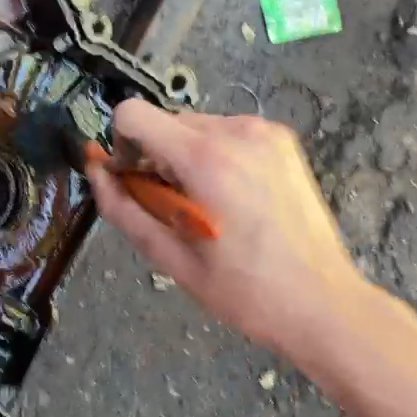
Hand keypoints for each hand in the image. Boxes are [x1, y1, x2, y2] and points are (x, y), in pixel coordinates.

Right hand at [86, 100, 379, 362]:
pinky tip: (229, 199)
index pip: (132, 114)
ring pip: (192, 128)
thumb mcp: (167, 255)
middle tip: (173, 209)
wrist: (321, 302)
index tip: (135, 180)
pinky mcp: (281, 141)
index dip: (121, 146)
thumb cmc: (244, 289)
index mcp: (205, 160)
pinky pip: (224, 134)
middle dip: (155, 159)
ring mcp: (264, 133)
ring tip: (205, 208)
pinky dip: (212, 158)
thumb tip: (95, 170)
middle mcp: (236, 133)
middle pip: (163, 123)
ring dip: (183, 159)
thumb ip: (121, 207)